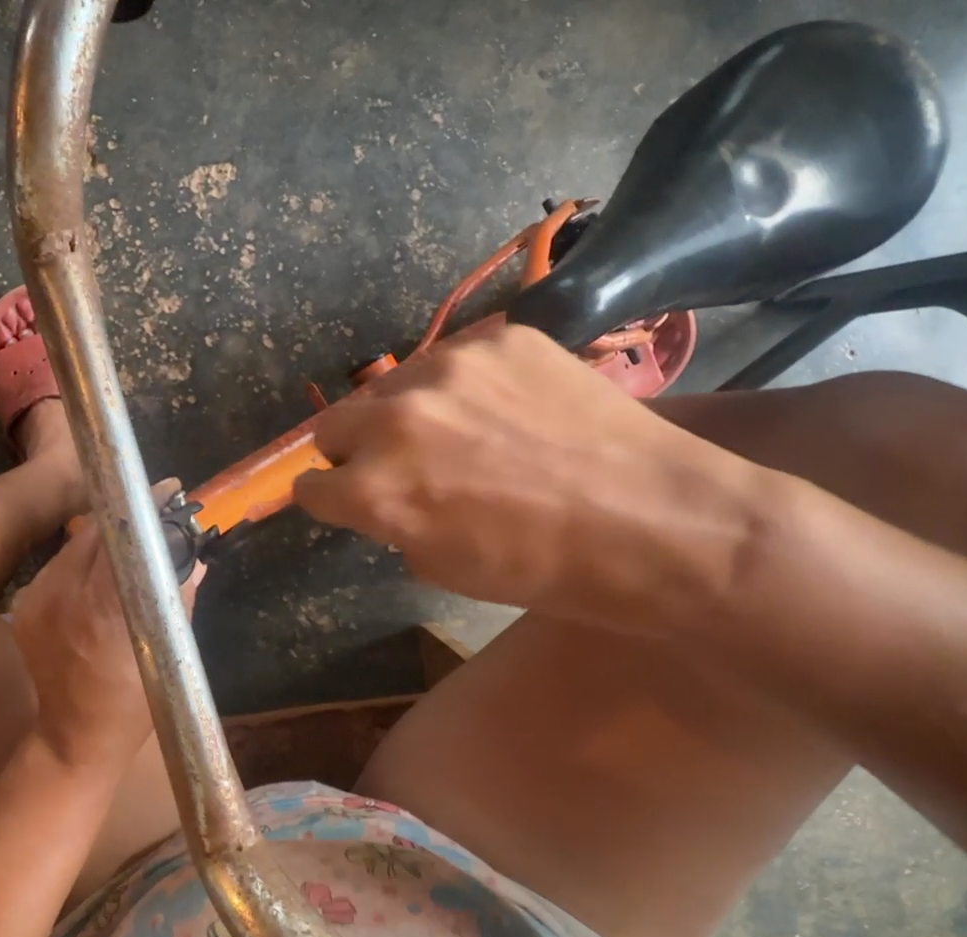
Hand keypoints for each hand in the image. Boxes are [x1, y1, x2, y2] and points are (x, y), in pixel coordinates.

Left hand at [10, 484, 204, 769]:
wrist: (70, 738)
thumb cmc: (134, 704)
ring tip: (131, 540)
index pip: (125, 536)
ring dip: (106, 536)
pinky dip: (82, 561)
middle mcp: (67, 595)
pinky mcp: (25, 604)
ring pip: (76, 543)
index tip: (169, 493)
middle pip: (98, 530)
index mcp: (108, 609)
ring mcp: (39, 598)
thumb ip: (180, 601)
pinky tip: (100, 572)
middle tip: (157, 510)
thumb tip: (194, 561)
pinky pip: (59, 565)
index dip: (148, 509)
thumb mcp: (169, 655)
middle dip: (129, 516)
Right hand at [292, 320, 771, 633]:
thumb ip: (392, 522)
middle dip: (355, 451)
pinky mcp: (499, 336)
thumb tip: (384, 496)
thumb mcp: (441, 566)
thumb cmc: (544, 570)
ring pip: (392, 387)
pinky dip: (463, 385)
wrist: (656, 521)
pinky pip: (453, 359)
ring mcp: (449, 368)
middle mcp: (395, 421)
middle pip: (334, 426)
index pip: (310, 486)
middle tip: (400, 466)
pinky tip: (508, 408)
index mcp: (375, 491)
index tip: (345, 500)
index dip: (328, 498)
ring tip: (461, 432)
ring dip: (406, 412)